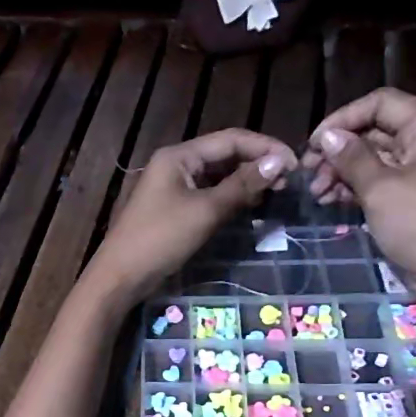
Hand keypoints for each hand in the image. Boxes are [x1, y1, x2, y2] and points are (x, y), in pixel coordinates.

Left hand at [84, 129, 294, 301]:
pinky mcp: (174, 209)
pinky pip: (208, 195)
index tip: (294, 164)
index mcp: (179, 156)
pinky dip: (230, 198)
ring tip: (275, 193)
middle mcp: (175, 165)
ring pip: (217, 176)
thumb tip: (279, 162)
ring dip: (246, 181)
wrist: (121, 276)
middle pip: (224, 155)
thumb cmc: (160, 239)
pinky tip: (249, 206)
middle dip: (257, 164)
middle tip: (288, 182)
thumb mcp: (205, 211)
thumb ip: (242, 186)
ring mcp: (173, 188)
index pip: (230, 139)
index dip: (265, 148)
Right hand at [301, 88, 415, 302]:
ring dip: (343, 173)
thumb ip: (352, 159)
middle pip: (376, 132)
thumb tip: (328, 136)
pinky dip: (357, 190)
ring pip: (375, 161)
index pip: (381, 103)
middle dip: (339, 150)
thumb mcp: (382, 190)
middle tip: (308, 175)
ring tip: (317, 195)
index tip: (313, 145)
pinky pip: (382, 184)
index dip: (343, 118)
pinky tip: (332, 203)